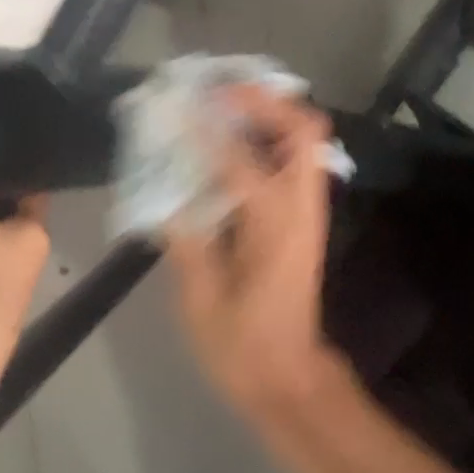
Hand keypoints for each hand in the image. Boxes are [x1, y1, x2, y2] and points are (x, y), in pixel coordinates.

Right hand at [165, 85, 338, 410]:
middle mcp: (301, 210)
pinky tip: (231, 141)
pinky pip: (295, 159)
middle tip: (218, 92)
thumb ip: (185, 240)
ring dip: (269, 114)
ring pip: (305, 139)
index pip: (242, 163)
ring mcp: (309, 212)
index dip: (206, 133)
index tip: (176, 110)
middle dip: (263, 102)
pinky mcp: (304, 219)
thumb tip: (165, 193)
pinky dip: (269, 137)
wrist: (289, 379)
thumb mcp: (201, 300)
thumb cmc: (241, 346)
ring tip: (223, 104)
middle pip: (304, 131)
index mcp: (274, 229)